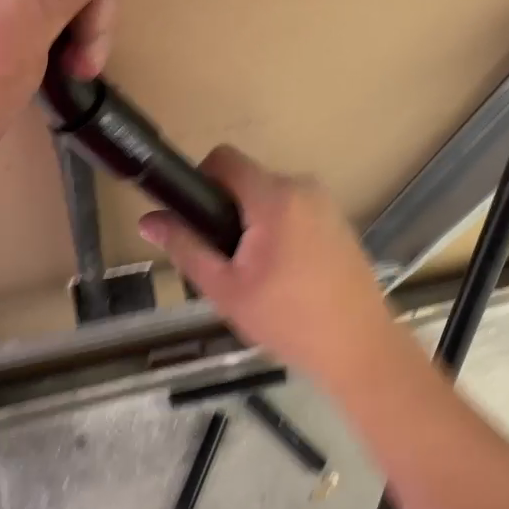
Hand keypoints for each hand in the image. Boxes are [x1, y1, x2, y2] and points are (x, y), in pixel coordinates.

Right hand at [140, 147, 402, 383]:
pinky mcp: (339, 223)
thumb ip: (186, 247)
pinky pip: (294, 212)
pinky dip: (279, 232)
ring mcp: (325, 204)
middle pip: (247, 181)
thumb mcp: (225, 288)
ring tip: (253, 274)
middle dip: (227, 211)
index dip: (200, 179)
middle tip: (223, 260)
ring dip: (253, 224)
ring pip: (270, 198)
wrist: (360, 349)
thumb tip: (148, 220)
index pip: (224, 159)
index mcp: (274, 197)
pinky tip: (283, 276)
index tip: (194, 217)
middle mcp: (303, 188)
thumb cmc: (288, 320)